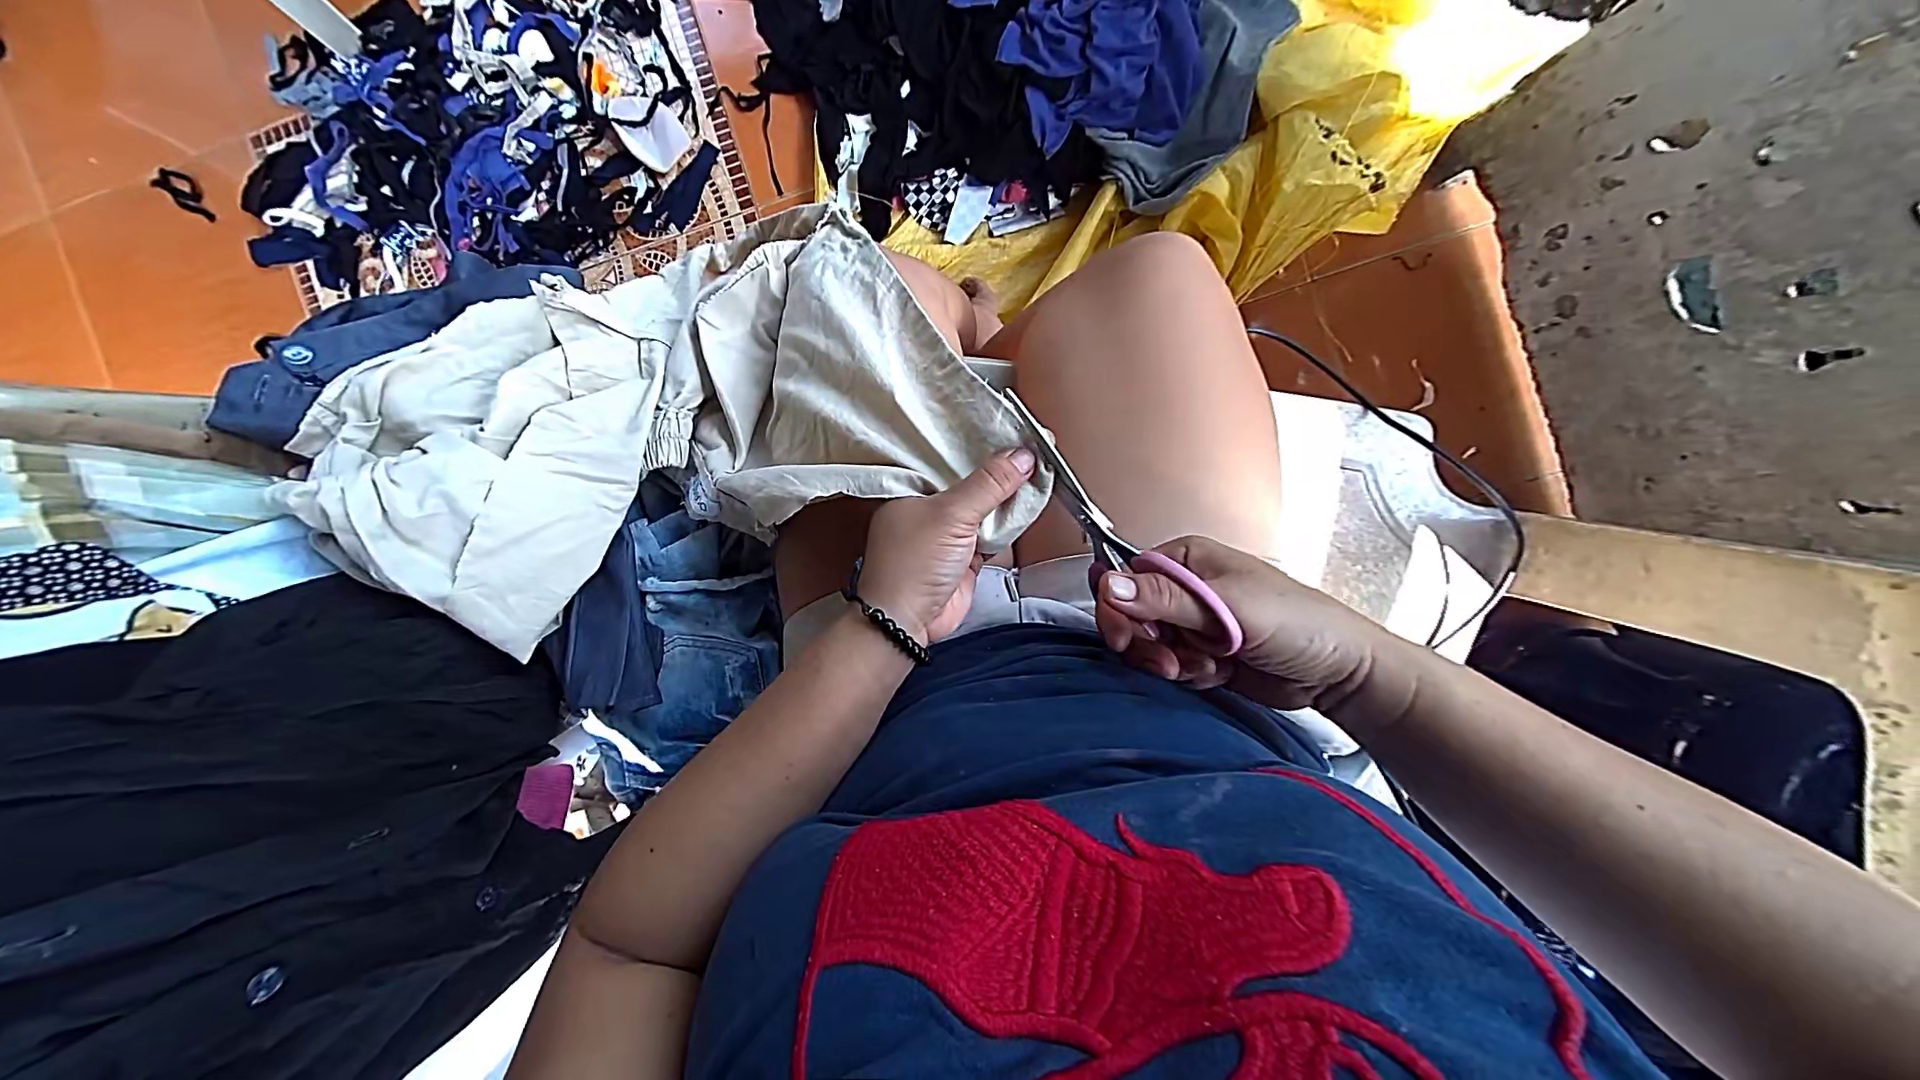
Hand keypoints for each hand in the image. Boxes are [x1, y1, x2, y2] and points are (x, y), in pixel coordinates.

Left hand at [855, 448, 1036, 643]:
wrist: (908, 622)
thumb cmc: (909, 567)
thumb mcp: (951, 515)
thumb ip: (988, 485)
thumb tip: (1020, 457)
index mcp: (911, 489)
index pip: (948, 456)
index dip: (978, 444)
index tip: (1010, 431)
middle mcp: (928, 508)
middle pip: (971, 482)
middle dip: (999, 471)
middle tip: (1030, 449)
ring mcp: (947, 534)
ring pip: (984, 508)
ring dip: (1007, 499)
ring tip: (1036, 472)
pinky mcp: (965, 556)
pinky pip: (992, 534)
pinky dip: (1008, 526)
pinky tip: (1026, 507)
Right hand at [1094, 535, 1410, 716]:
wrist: (1338, 673)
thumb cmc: (1297, 624)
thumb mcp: (1227, 607)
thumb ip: (1165, 597)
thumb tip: (1109, 584)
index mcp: (1186, 560)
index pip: (1126, 580)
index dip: (1120, 611)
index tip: (1129, 638)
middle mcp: (1184, 588)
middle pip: (1131, 615)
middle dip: (1147, 643)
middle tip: (1170, 660)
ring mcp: (1192, 621)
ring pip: (1148, 644)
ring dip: (1169, 662)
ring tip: (1204, 666)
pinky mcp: (1200, 652)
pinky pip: (1169, 664)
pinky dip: (1187, 674)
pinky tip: (1216, 672)